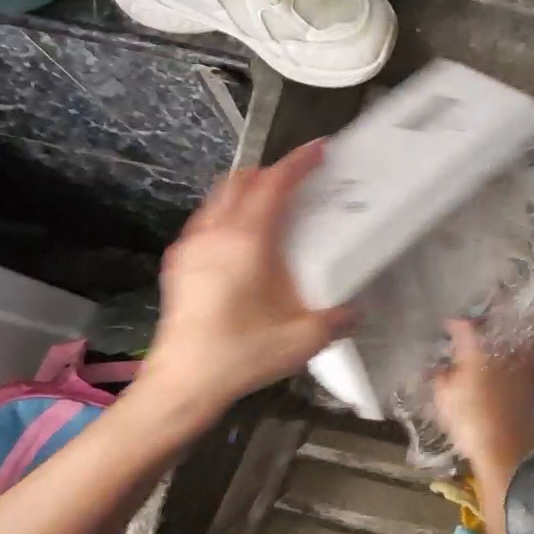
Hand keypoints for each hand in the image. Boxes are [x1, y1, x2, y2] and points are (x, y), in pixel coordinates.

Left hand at [137, 141, 352, 414]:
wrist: (183, 383)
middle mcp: (213, 235)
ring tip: (272, 209)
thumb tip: (354, 310)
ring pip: (218, 199)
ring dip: (246, 193)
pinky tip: (243, 246)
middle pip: (240, 181)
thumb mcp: (304, 339)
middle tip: (297, 181)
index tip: (317, 151)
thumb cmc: (241, 356)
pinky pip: (205, 224)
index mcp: (246, 242)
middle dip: (270, 173)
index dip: (298, 163)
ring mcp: (190, 249)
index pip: (273, 185)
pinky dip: (227, 217)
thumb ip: (337, 318)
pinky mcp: (179, 267)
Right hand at [430, 319, 533, 472]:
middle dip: (478, 326)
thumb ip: (440, 377)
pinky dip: (509, 353)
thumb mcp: (445, 400)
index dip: (453, 324)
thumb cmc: (471, 423)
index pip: (463, 325)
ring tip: (485, 344)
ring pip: (508, 337)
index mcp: (476, 349)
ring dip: (496, 337)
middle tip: (467, 331)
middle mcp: (501, 347)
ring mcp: (521, 360)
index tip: (446, 326)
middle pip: (490, 325)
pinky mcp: (532, 376)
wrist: (509, 448)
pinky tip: (501, 362)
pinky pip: (520, 354)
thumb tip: (440, 368)